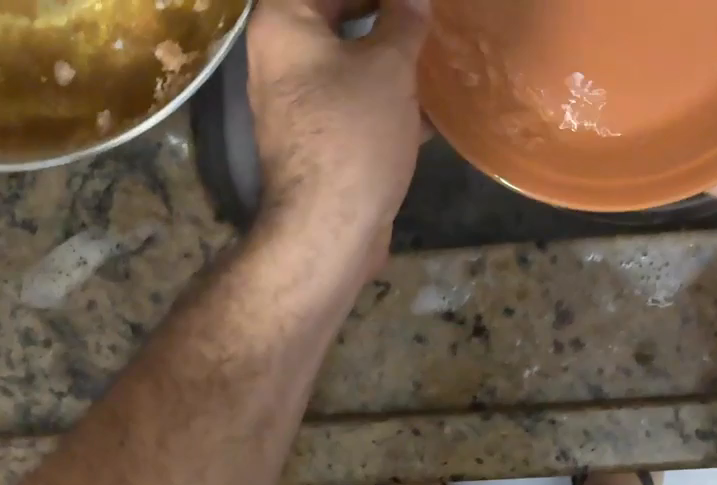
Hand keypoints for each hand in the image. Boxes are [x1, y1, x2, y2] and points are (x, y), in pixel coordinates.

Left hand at [245, 0, 430, 282]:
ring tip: (436, 49)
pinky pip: (356, 107)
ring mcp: (298, 108)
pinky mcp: (320, 146)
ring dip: (392, 59)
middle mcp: (280, 62)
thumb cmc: (353, 135)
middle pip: (337, 17)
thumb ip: (404, 21)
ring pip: (350, 66)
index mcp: (283, 24)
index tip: (414, 0)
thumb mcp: (389, 66)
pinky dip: (389, 102)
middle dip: (386, 14)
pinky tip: (431, 105)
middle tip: (426, 15)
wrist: (330, 231)